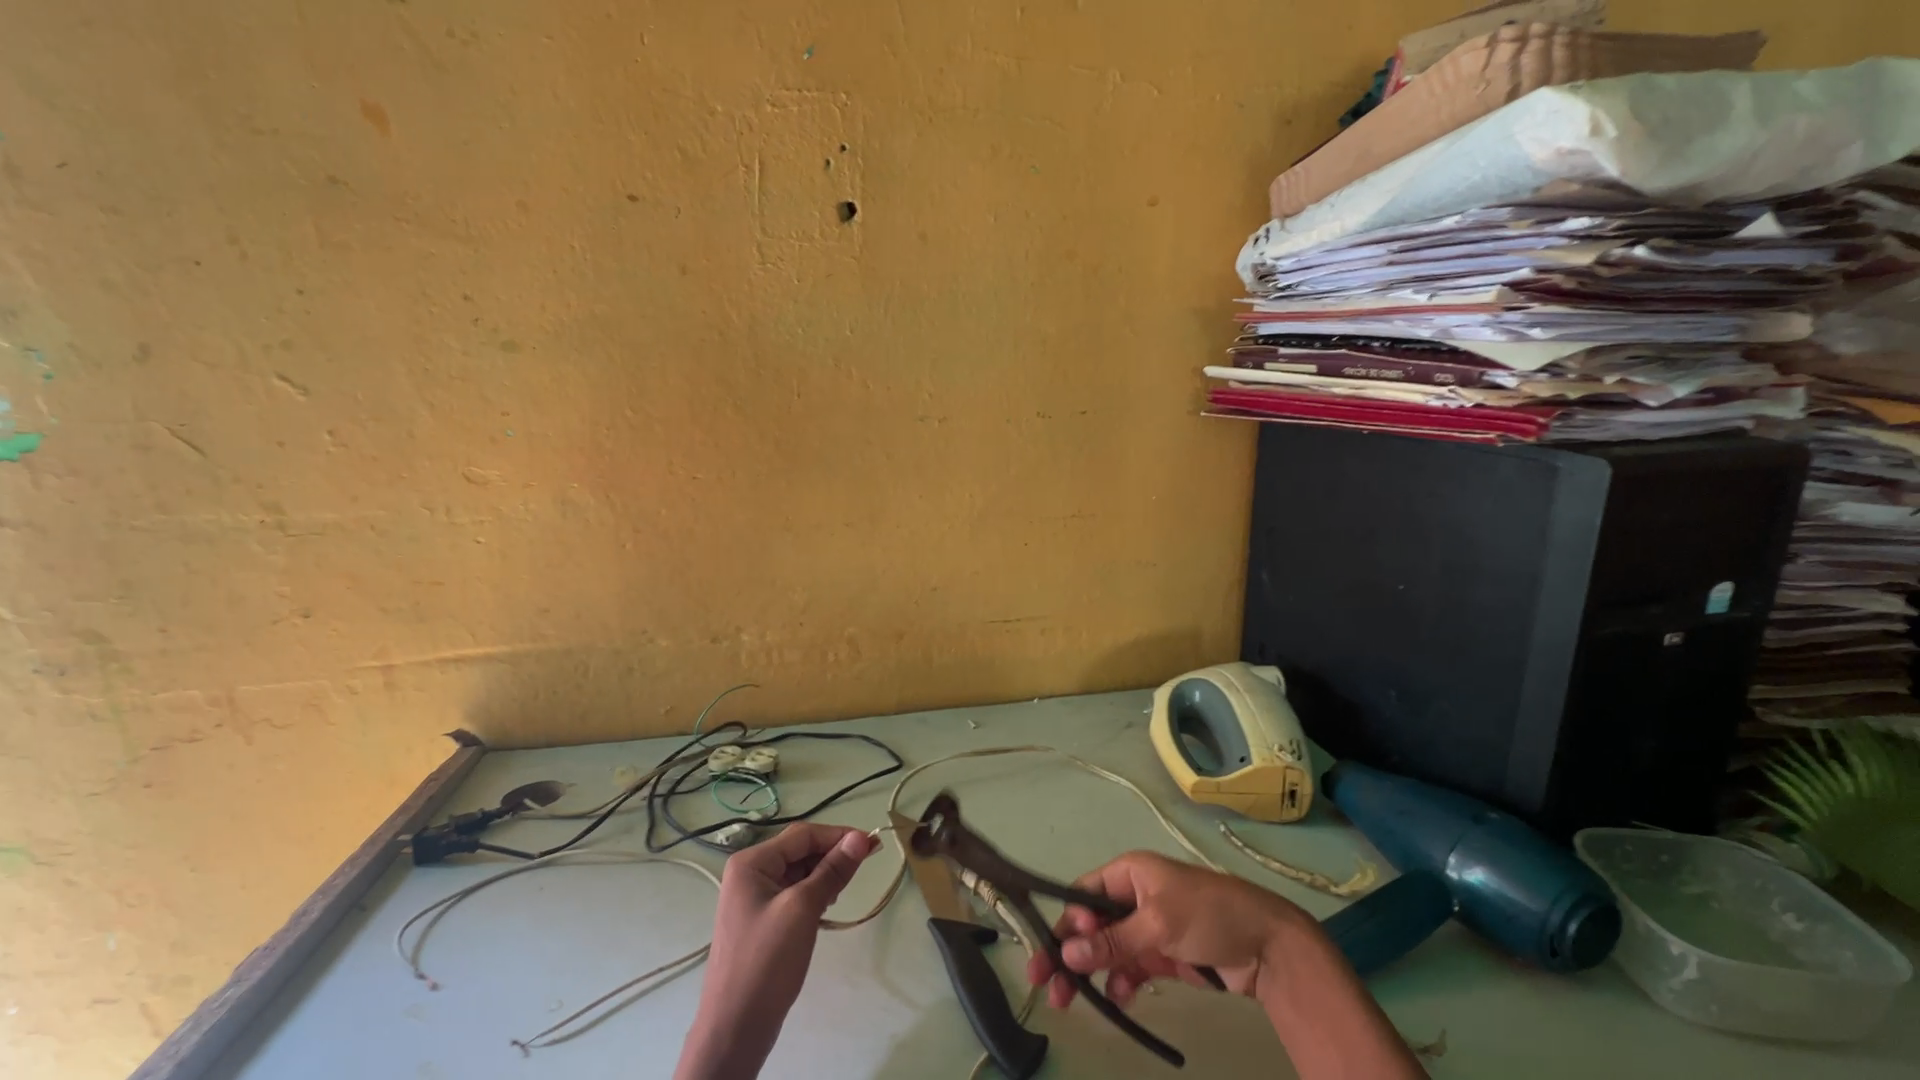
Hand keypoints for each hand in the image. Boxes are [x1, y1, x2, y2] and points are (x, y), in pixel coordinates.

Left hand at [676, 823, 876, 1079]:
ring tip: (846, 887)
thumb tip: (860, 838)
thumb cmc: (767, 961)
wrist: (736, 1025)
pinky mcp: (762, 921)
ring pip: (798, 873)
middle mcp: (749, 874)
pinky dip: (814, 893)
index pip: (802, 835)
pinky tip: (828, 905)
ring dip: (824, 874)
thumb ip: (832, 870)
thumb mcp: (803, 909)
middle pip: (799, 851)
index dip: (838, 836)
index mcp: (751, 863)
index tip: (873, 844)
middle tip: (867, 864)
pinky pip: (793, 894)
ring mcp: (753, 899)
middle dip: (832, 854)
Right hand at [1028, 852, 1426, 1079]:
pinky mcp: (1164, 954)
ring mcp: (1149, 927)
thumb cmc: (1210, 916)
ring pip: (1107, 950)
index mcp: (1130, 874)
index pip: (1084, 895)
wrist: (1268, 945)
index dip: (1066, 922)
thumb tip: (1067, 954)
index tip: (1052, 953)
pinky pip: (1130, 967)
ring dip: (1090, 972)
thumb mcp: (1158, 924)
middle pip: (1090, 925)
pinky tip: (1119, 999)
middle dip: (1068, 953)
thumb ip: (1112, 941)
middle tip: (1044, 984)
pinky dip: (1120, 982)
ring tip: (1072, 1002)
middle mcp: (1135, 897)